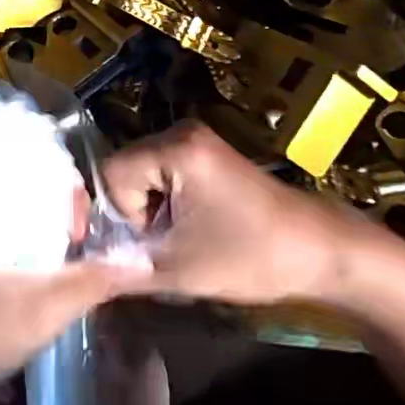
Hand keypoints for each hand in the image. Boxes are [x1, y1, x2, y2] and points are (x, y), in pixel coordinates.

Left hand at [0, 196, 144, 404]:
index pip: (37, 178)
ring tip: (82, 253)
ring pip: (25, 223)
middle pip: (33, 200)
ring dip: (54, 236)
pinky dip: (39, 250)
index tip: (88, 231)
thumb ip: (96, 279)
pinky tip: (57, 267)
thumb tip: (145, 258)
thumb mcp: (49, 305)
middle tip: (91, 243)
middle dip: (67, 218)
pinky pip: (16, 241)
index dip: (71, 198)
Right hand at [100, 120, 384, 306]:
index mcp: (174, 147)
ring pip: (141, 173)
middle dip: (135, 212)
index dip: (121, 215)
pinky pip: (162, 172)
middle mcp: (179, 131)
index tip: (150, 246)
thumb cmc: (253, 257)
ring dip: (151, 210)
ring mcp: (194, 138)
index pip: (111, 174)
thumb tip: (80, 274)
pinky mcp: (205, 152)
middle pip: (124, 169)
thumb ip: (125, 268)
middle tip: (165, 245)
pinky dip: (166, 201)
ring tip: (181, 239)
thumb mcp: (182, 270)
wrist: (324, 251)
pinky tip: (192, 227)